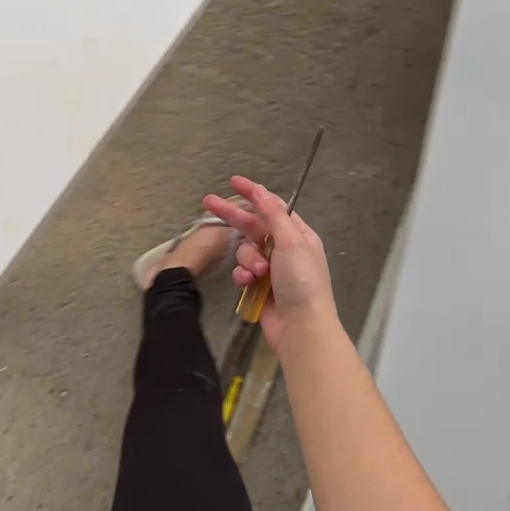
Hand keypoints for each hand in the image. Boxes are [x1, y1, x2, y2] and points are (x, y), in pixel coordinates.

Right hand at [203, 175, 337, 350]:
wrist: (301, 327)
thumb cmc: (301, 281)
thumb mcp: (291, 242)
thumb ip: (273, 215)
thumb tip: (261, 190)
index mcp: (297, 235)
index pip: (272, 206)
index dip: (253, 193)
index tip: (233, 182)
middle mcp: (284, 248)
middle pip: (253, 225)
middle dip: (233, 216)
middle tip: (208, 202)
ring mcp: (271, 268)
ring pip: (245, 250)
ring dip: (248, 259)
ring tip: (257, 273)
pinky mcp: (258, 286)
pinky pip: (242, 271)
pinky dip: (243, 276)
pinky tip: (248, 283)